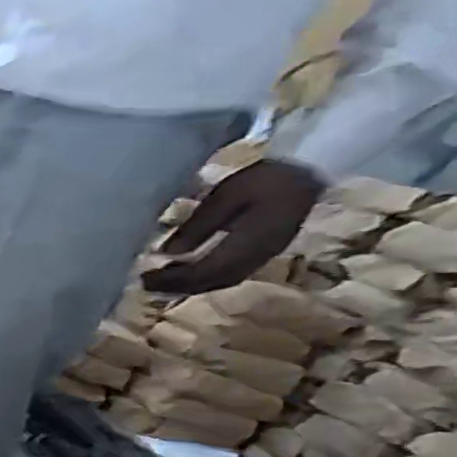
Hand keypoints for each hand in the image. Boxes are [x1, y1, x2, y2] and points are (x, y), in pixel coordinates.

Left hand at [141, 159, 320, 294]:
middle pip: (214, 280)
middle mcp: (259, 255)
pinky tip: (188, 272)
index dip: (174, 279)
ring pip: (224, 280)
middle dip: (179, 286)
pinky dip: (207, 277)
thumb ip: (197, 227)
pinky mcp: (267, 251)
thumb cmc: (265, 179)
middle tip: (147, 284)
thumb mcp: (224, 197)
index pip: (205, 270)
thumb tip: (166, 253)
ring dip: (192, 285)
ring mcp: (266, 255)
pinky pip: (233, 273)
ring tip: (161, 281)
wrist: (311, 169)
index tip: (145, 279)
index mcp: (249, 242)